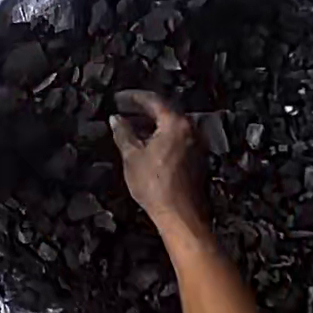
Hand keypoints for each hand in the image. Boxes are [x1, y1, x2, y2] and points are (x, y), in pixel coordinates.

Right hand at [110, 90, 205, 227]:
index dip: (133, 97)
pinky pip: (175, 138)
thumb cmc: (156, 185)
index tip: (118, 98)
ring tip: (128, 127)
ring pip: (170, 125)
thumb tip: (116, 120)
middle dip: (141, 110)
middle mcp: (191, 131)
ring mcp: (196, 145)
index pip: (154, 100)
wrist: (180, 214)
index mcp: (176, 125)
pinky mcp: (196, 158)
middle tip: (122, 109)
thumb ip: (123, 132)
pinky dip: (159, 135)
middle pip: (165, 111)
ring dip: (149, 123)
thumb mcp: (131, 154)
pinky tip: (143, 144)